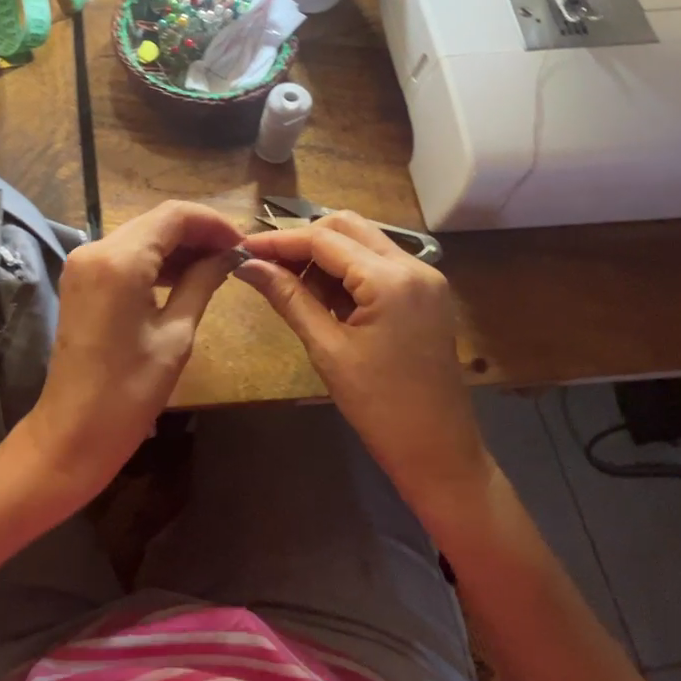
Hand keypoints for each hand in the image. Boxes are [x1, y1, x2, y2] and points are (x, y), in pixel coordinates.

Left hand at [15, 201, 244, 493]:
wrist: (73, 431)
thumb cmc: (129, 391)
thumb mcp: (176, 336)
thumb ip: (201, 283)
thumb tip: (228, 256)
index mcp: (119, 260)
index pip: (173, 215)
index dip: (212, 222)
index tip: (243, 242)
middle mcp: (94, 249)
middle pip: (154, 222)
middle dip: (196, 233)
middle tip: (235, 254)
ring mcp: (82, 264)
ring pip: (139, 236)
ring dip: (176, 246)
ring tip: (216, 267)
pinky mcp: (79, 280)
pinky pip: (123, 256)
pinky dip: (153, 261)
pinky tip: (183, 277)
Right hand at [236, 212, 493, 508]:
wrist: (438, 453)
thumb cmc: (380, 406)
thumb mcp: (327, 349)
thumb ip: (288, 298)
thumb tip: (247, 265)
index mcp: (391, 279)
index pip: (323, 239)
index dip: (278, 241)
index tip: (242, 249)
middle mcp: (414, 266)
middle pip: (346, 227)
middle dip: (303, 242)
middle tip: (268, 268)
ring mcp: (424, 280)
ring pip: (362, 242)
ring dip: (324, 257)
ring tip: (295, 292)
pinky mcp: (425, 295)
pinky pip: (377, 265)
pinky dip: (346, 273)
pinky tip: (324, 301)